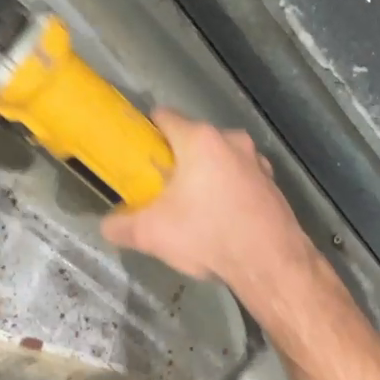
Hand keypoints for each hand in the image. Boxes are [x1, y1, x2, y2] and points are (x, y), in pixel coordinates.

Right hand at [100, 110, 321, 299]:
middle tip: (158, 191)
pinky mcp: (272, 184)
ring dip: (202, 178)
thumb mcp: (150, 235)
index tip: (134, 157)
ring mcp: (257, 161)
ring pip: (218, 161)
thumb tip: (107, 225)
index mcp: (200, 140)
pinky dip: (225, 193)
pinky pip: (238, 180)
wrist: (269, 262)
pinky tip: (218, 221)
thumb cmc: (206, 235)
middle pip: (192, 141)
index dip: (145, 134)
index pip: (163, 117)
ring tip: (189, 210)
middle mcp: (231, 140)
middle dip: (174, 162)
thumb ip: (120, 226)